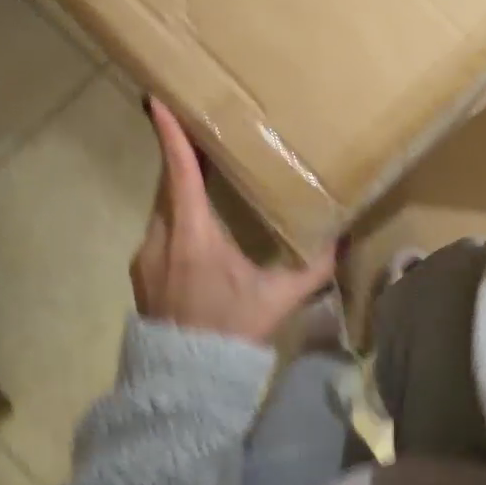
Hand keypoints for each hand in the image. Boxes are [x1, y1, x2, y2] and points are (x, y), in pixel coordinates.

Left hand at [130, 97, 334, 342]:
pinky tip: (199, 220)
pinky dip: (177, 211)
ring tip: (206, 168)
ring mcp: (147, 256)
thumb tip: (341, 238)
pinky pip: (161, 226)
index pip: (180, 172)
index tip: (156, 99)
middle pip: (169, 182)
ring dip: (181, 184)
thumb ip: (312, 268)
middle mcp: (162, 237)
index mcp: (193, 235)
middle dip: (182, 152)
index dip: (171, 134)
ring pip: (164, 205)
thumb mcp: (278, 299)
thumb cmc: (231, 332)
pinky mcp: (144, 272)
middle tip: (198, 123)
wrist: (184, 385)